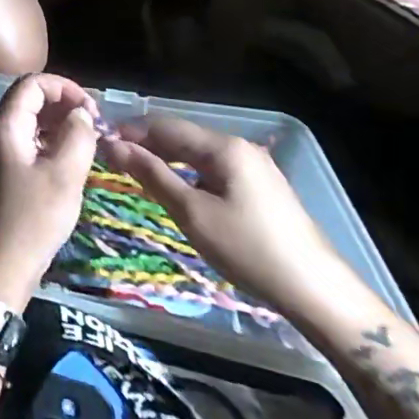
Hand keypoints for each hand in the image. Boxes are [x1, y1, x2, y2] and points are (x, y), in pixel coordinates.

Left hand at [0, 73, 100, 307]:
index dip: (63, 87)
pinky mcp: (11, 165)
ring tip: (90, 135)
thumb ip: (78, 136)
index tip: (91, 107)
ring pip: (33, 117)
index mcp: (7, 124)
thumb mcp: (65, 174)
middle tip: (94, 121)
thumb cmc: (35, 216)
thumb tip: (82, 113)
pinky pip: (33, 137)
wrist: (6, 259)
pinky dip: (54, 137)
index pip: (32, 83)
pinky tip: (76, 152)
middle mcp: (0, 129)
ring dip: (61, 120)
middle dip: (64, 101)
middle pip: (30, 97)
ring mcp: (4, 147)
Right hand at [99, 117, 353, 313]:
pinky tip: (175, 187)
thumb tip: (113, 145)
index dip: (131, 132)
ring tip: (137, 172)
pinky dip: (188, 172)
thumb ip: (151, 174)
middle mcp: (240, 147)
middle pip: (182, 136)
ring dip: (166, 158)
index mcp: (224, 146)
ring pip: (197, 153)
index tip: (100, 143)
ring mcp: (254, 166)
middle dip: (147, 144)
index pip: (165, 125)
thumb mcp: (191, 212)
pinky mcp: (261, 187)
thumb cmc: (248, 249)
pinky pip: (213, 168)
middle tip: (114, 160)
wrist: (317, 292)